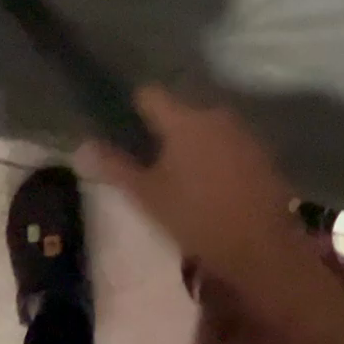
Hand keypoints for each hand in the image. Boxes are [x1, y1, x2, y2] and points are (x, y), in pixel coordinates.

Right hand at [77, 86, 310, 286]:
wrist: (263, 248)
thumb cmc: (197, 218)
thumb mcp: (148, 196)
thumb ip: (115, 166)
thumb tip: (81, 146)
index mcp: (183, 119)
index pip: (149, 94)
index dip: (134, 109)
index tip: (126, 132)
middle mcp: (213, 113)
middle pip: (180, 111)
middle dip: (166, 131)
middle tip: (153, 164)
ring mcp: (242, 131)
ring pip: (206, 127)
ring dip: (194, 143)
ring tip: (183, 178)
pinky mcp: (261, 151)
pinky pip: (229, 143)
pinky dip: (218, 156)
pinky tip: (214, 185)